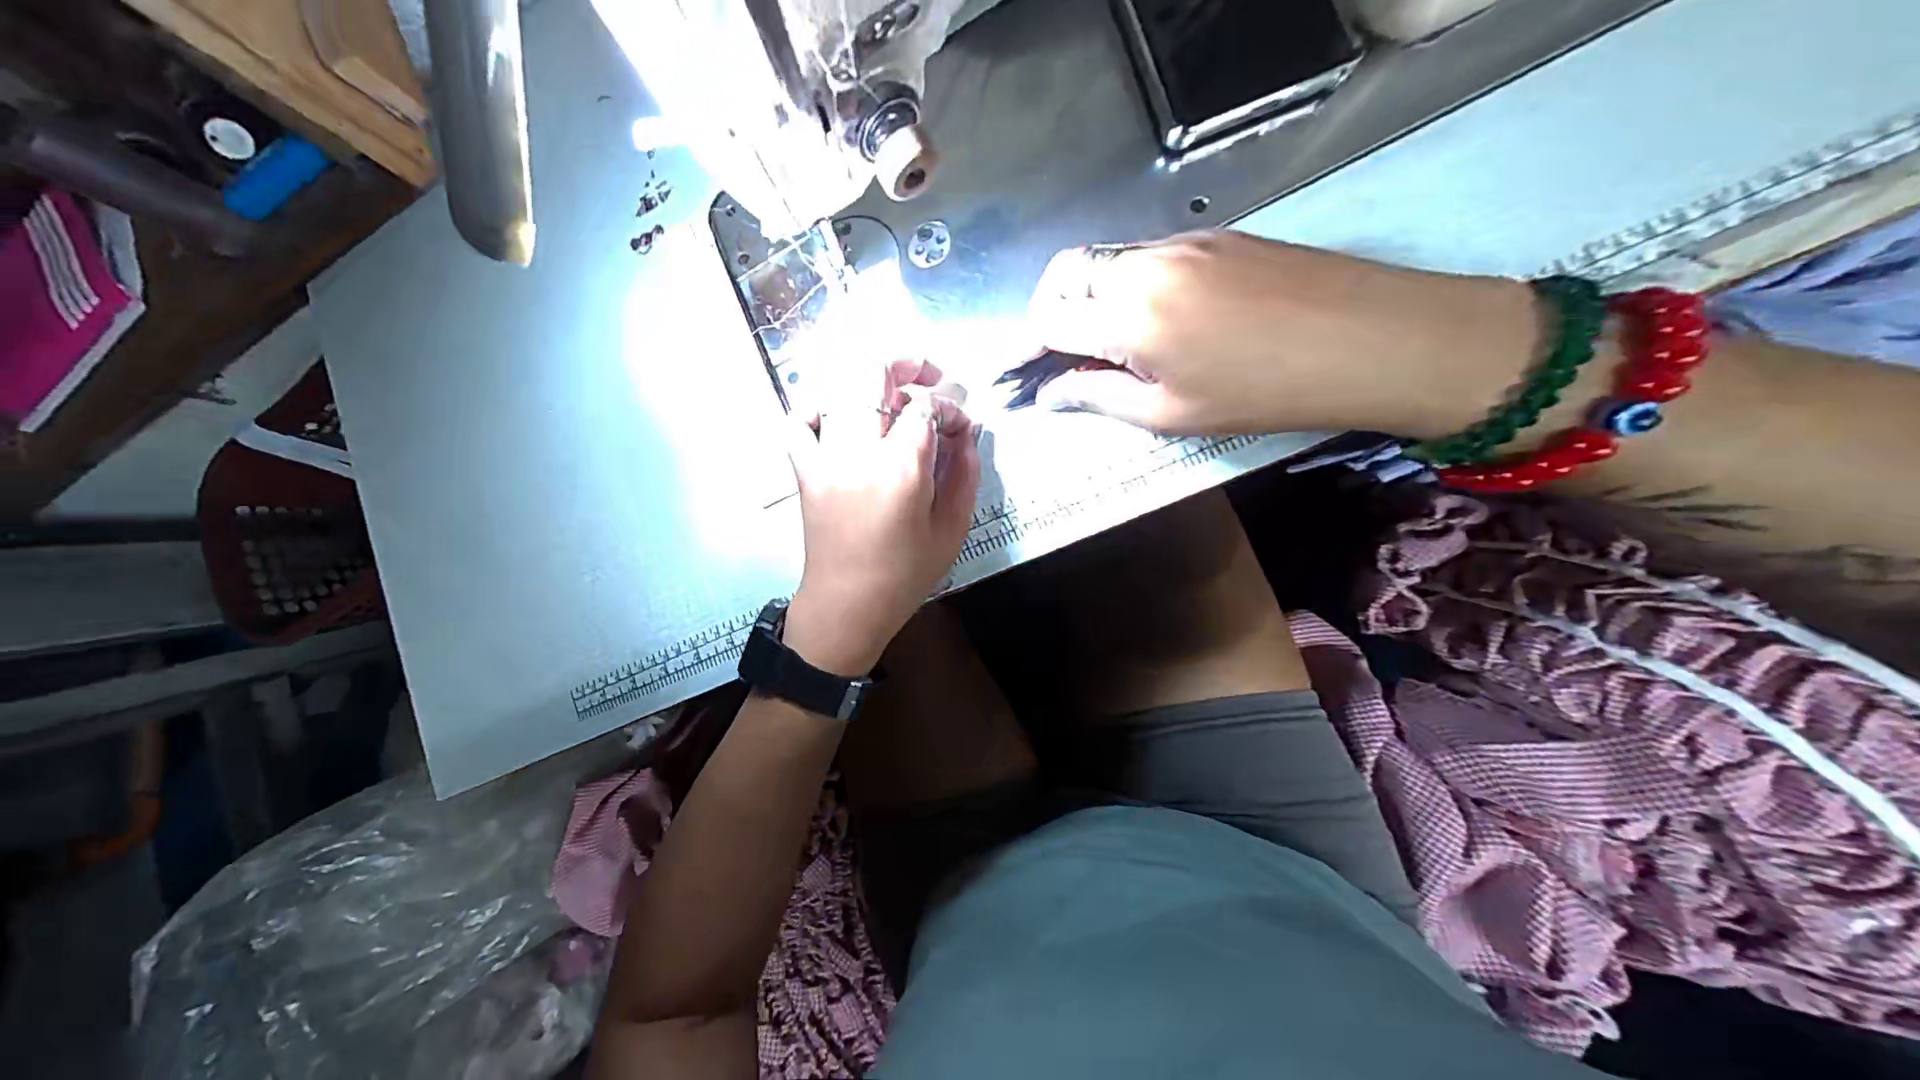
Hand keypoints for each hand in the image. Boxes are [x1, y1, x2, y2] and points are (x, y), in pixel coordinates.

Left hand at [781, 359, 981, 677]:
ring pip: (837, 387)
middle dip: (907, 362)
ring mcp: (823, 457)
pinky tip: (842, 416)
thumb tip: (966, 431)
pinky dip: (817, 407)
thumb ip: (965, 472)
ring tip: (891, 396)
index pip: (924, 406)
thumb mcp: (952, 527)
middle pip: (872, 372)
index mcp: (901, 469)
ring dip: (869, 381)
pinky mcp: (804, 469)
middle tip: (929, 377)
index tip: (959, 426)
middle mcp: (857, 452)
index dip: (948, 405)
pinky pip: (798, 421)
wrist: (847, 605)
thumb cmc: (907, 574)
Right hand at [1025, 231, 1546, 438]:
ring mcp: (1180, 241)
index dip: (1029, 349)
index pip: (1047, 318)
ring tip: (1113, 342)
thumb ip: (1098, 396)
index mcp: (1128, 314)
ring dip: (1089, 297)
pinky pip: (1145, 255)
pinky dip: (1128, 285)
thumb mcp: (1171, 413)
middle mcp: (1143, 264)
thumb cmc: (1264, 392)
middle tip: (1064, 356)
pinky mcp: (1212, 234)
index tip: (1028, 374)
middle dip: (1050, 313)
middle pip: (1065, 274)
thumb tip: (1050, 392)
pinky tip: (1159, 319)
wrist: (1371, 337)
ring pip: (1105, 260)